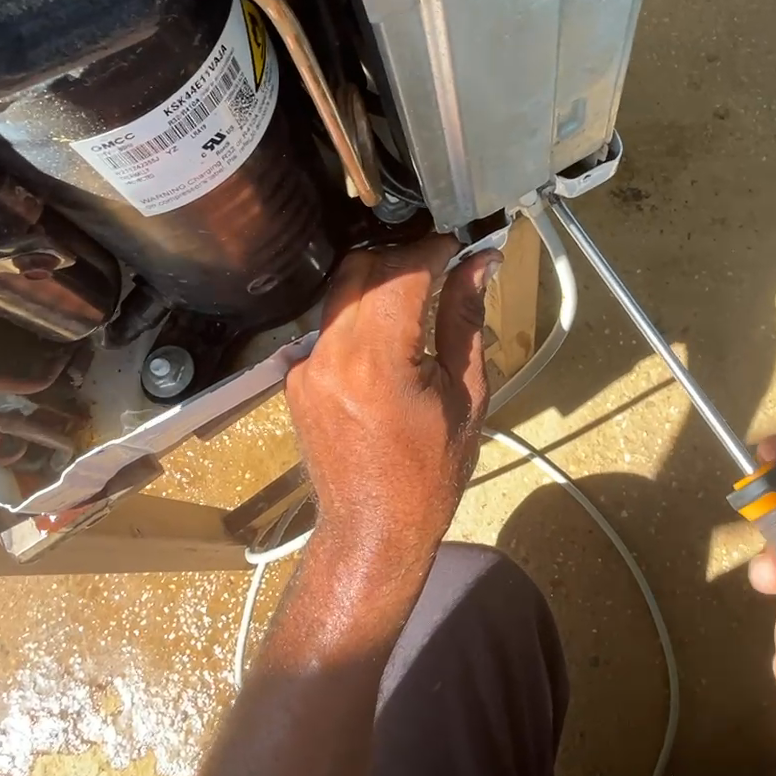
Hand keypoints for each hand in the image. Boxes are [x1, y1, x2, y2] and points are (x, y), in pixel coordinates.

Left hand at [285, 236, 499, 564]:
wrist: (373, 529)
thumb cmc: (430, 474)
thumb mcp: (465, 396)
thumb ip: (465, 320)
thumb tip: (480, 264)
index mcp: (378, 362)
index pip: (401, 273)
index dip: (433, 248)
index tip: (458, 245)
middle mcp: (331, 354)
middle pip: (361, 268)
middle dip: (403, 256)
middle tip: (441, 266)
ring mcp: (305, 366)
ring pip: (339, 290)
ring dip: (378, 279)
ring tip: (417, 294)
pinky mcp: (295, 378)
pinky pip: (327, 323)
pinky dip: (358, 312)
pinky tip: (386, 331)